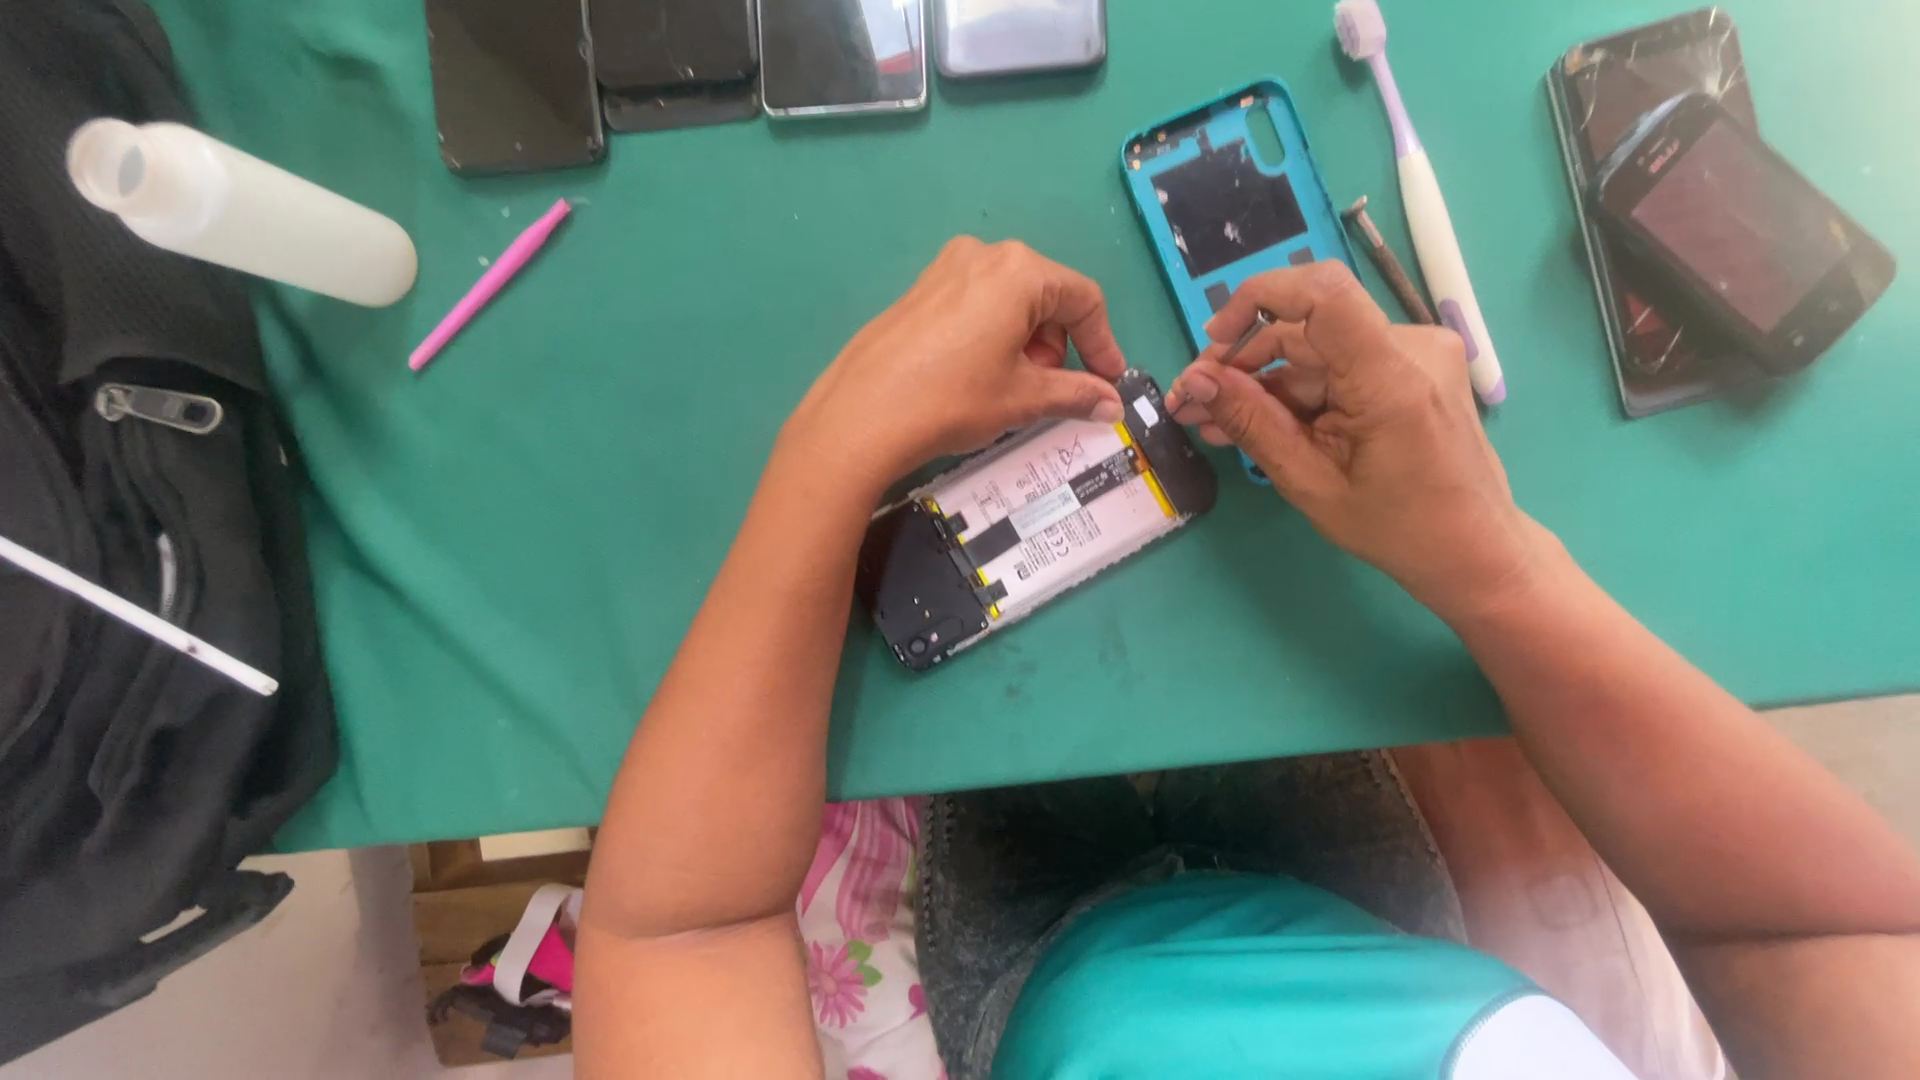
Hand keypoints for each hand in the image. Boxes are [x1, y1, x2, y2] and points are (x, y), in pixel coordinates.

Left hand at [782, 237, 1127, 491]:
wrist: (863, 413)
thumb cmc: (954, 399)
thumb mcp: (1023, 398)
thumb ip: (1075, 394)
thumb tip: (1112, 404)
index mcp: (1019, 271)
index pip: (1083, 299)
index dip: (1103, 343)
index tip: (1107, 381)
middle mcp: (984, 254)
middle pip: (1045, 295)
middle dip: (1057, 344)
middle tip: (1046, 388)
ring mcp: (944, 268)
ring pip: (1008, 300)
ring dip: (1024, 341)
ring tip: (1008, 386)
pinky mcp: (918, 290)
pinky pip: (974, 304)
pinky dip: (991, 335)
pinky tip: (973, 374)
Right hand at [1163, 262, 1546, 622]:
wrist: (1471, 547)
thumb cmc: (1395, 527)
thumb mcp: (1308, 482)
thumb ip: (1252, 423)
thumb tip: (1195, 381)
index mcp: (1391, 378)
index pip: (1322, 294)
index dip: (1257, 299)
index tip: (1214, 342)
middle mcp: (1409, 347)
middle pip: (1304, 329)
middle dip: (1238, 362)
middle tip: (1190, 404)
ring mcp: (1411, 355)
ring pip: (1311, 352)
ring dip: (1258, 384)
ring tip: (1212, 423)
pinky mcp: (1406, 368)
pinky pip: (1333, 367)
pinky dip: (1291, 393)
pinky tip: (1254, 424)